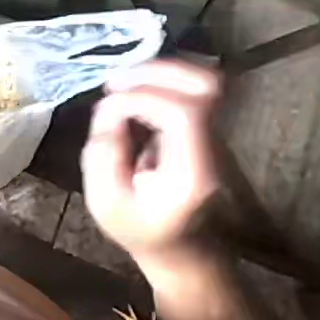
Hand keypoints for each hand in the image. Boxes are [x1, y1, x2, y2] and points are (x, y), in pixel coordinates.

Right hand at [79, 60, 219, 266]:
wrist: (180, 247)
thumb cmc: (139, 228)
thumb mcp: (104, 201)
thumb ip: (103, 153)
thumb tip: (110, 108)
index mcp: (191, 171)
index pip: (183, 113)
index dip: (142, 97)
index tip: (107, 107)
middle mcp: (214, 147)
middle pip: (206, 86)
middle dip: (156, 73)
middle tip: (114, 83)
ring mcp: (216, 135)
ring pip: (203, 80)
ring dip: (158, 73)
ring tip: (121, 85)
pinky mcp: (207, 128)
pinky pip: (191, 89)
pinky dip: (161, 81)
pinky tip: (132, 94)